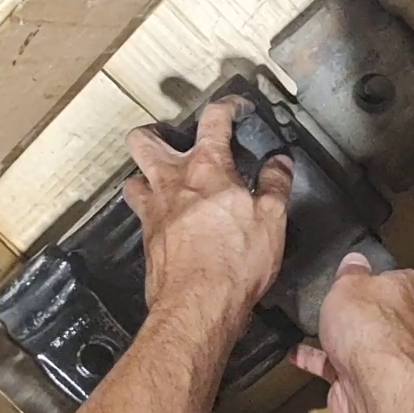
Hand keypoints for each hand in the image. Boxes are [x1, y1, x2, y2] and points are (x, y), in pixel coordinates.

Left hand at [124, 96, 294, 335]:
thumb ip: (276, 184)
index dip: (226, 107)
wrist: (198, 305)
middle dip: (156, 133)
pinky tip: (167, 219)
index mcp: (208, 168)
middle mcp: (173, 182)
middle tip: (172, 138)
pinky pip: (140, 212)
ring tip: (163, 178)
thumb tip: (280, 163)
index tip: (235, 109)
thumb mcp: (272, 219)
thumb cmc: (233, 263)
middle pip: (145, 140)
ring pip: (134, 176)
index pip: (213, 120)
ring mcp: (154, 210)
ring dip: (146, 173)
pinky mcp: (148, 239)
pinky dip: (150, 209)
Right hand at [292, 253, 413, 412]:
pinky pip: (332, 366)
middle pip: (382, 312)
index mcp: (401, 295)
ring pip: (356, 341)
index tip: (378, 271)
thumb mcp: (351, 284)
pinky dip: (313, 360)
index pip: (407, 280)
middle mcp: (396, 327)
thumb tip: (355, 261)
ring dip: (336, 336)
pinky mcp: (356, 381)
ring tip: (312, 324)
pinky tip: (294, 353)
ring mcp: (378, 357)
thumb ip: (351, 273)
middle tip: (339, 298)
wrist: (369, 385)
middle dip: (362, 308)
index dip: (393, 275)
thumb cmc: (368, 328)